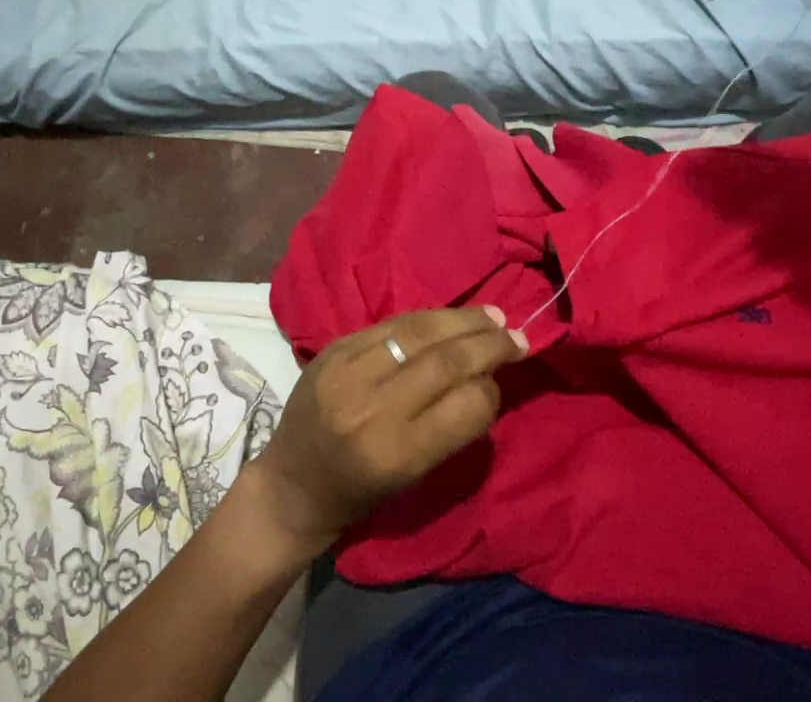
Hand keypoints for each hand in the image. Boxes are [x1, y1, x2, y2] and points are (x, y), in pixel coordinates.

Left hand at [243, 307, 527, 553]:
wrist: (291, 485)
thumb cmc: (359, 494)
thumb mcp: (413, 476)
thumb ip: (449, 428)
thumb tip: (487, 378)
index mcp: (396, 453)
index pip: (465, 405)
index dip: (492, 390)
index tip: (501, 385)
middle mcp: (371, 408)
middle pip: (445, 361)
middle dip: (489, 344)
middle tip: (519, 337)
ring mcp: (347, 373)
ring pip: (417, 331)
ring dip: (462, 320)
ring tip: (493, 317)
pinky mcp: (332, 350)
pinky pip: (389, 324)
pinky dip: (425, 319)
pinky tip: (448, 317)